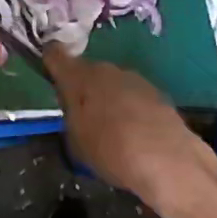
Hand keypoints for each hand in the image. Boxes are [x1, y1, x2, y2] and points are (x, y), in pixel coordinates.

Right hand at [44, 46, 216, 204]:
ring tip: (110, 127)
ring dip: (107, 97)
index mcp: (79, 77)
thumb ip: (70, 115)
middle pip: (86, 71)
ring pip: (111, 83)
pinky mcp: (156, 92)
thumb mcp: (75, 140)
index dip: (50, 61)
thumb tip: (73, 104)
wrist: (169, 162)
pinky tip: (134, 132)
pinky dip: (129, 107)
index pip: (56, 55)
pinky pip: (132, 95)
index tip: (48, 73)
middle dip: (82, 87)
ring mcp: (134, 79)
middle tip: (80, 114)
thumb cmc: (111, 151)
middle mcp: (106, 69)